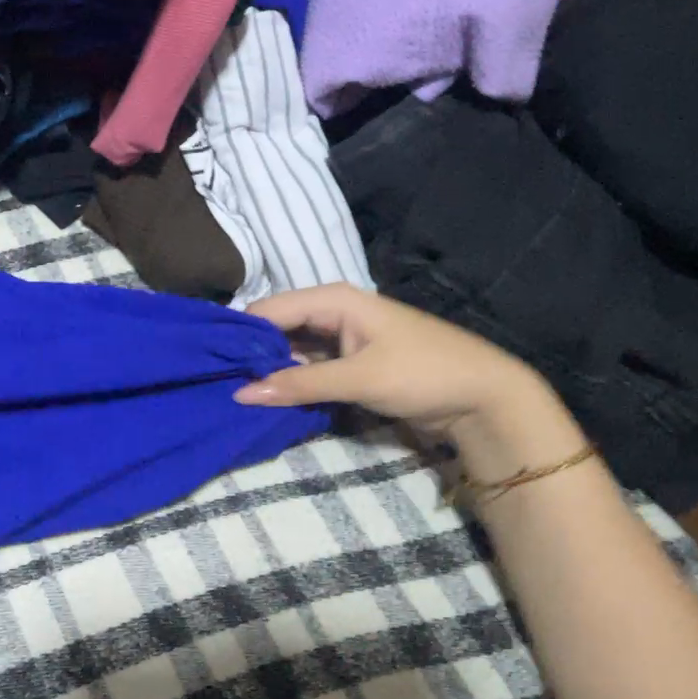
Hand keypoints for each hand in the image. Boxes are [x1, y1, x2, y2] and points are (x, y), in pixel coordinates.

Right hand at [233, 283, 550, 435]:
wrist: (488, 399)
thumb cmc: (426, 374)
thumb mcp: (359, 379)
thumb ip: (298, 385)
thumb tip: (239, 393)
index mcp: (333, 299)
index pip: (267, 310)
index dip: (238, 334)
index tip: (209, 363)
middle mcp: (330, 311)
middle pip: (273, 327)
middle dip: (248, 352)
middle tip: (215, 380)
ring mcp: (338, 337)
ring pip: (286, 348)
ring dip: (266, 368)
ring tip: (231, 389)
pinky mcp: (346, 361)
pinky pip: (304, 365)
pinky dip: (287, 379)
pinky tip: (265, 395)